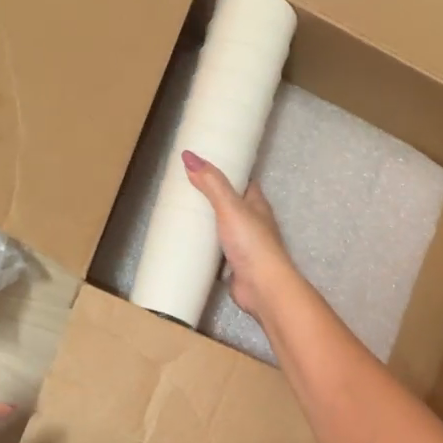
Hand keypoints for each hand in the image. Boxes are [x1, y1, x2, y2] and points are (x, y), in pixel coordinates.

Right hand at [181, 150, 306, 316]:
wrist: (262, 287)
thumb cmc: (251, 242)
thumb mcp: (229, 206)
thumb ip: (211, 183)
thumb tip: (188, 155)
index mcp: (257, 205)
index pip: (243, 182)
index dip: (227, 173)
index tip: (204, 167)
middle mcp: (253, 224)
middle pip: (230, 206)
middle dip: (211, 200)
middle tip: (185, 191)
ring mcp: (244, 247)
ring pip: (222, 231)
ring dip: (206, 226)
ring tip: (181, 216)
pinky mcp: (234, 267)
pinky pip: (216, 255)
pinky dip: (204, 251)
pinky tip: (187, 247)